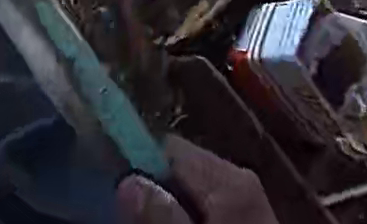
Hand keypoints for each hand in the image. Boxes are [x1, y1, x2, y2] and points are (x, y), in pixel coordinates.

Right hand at [115, 136, 279, 223]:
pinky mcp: (248, 218)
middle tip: (132, 219)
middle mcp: (238, 178)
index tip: (118, 194)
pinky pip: (209, 208)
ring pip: (194, 191)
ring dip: (170, 210)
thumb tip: (127, 182)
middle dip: (155, 192)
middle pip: (181, 170)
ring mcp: (247, 199)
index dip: (141, 166)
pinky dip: (190, 219)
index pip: (171, 149)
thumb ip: (162, 220)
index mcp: (228, 179)